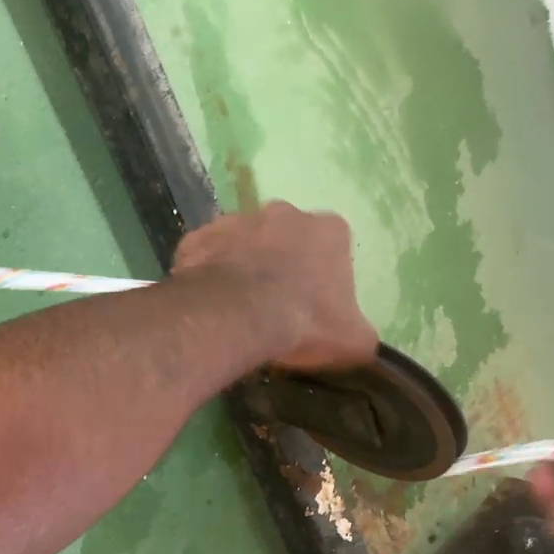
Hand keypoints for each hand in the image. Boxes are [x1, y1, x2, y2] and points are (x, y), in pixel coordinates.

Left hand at [169, 202, 378, 370]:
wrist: (236, 315)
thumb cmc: (303, 322)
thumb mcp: (351, 338)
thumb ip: (356, 330)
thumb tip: (355, 339)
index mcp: (328, 230)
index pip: (330, 242)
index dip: (320, 269)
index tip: (311, 296)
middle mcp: (281, 214)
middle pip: (281, 234)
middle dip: (277, 257)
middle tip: (269, 294)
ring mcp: (233, 221)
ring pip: (238, 239)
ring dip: (237, 260)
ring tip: (232, 297)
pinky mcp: (196, 237)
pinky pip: (202, 251)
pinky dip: (202, 268)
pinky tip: (203, 294)